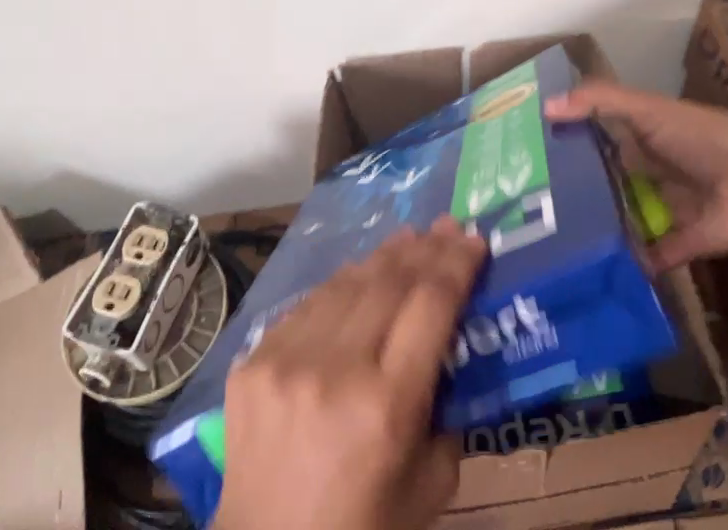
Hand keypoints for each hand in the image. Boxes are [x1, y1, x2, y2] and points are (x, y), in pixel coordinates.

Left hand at [212, 220, 487, 529]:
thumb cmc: (364, 526)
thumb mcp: (431, 484)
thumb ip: (446, 412)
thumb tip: (448, 353)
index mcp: (386, 404)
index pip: (430, 305)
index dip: (456, 265)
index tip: (475, 241)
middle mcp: (334, 369)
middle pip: (389, 281)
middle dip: (425, 248)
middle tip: (448, 227)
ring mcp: (285, 360)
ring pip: (345, 283)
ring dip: (384, 256)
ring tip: (411, 238)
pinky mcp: (252, 362)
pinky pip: (307, 306)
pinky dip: (341, 286)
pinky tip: (360, 276)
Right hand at [545, 83, 727, 269]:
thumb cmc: (701, 138)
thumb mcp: (646, 110)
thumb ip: (598, 101)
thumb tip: (544, 105)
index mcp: (651, 130)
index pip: (604, 131)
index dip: (572, 138)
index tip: (531, 153)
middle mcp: (660, 166)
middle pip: (616, 176)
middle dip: (583, 186)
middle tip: (533, 203)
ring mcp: (675, 204)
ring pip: (632, 214)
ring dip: (605, 224)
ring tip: (557, 240)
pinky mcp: (688, 239)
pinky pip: (656, 252)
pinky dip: (636, 261)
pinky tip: (598, 269)